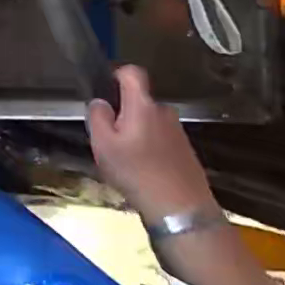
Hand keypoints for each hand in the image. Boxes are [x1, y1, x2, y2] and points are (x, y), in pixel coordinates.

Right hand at [86, 65, 217, 222]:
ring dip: (136, 131)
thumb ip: (97, 116)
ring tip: (124, 157)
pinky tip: (142, 169)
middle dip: (123, 112)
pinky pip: (161, 138)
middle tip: (108, 136)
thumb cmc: (136, 172)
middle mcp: (164, 113)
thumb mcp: (103, 144)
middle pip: (139, 101)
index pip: (133, 73)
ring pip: (150, 121)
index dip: (117, 74)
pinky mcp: (186, 151)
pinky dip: (149, 147)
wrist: (181, 210)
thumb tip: (100, 102)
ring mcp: (178, 132)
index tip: (104, 89)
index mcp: (143, 106)